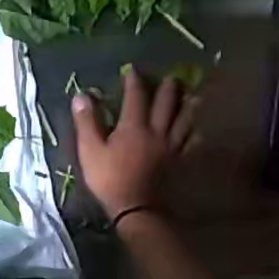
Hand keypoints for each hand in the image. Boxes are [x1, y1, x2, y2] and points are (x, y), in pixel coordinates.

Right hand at [72, 66, 197, 218]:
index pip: (136, 96)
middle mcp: (157, 131)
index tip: (133, 69)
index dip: (134, 81)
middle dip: (168, 88)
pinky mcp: (180, 161)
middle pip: (167, 104)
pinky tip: (196, 130)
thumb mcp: (89, 150)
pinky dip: (195, 132)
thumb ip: (87, 121)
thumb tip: (81, 95)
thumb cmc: (109, 178)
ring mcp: (172, 146)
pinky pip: (192, 142)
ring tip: (193, 95)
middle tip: (171, 77)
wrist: (137, 208)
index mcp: (133, 126)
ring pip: (184, 120)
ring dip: (188, 105)